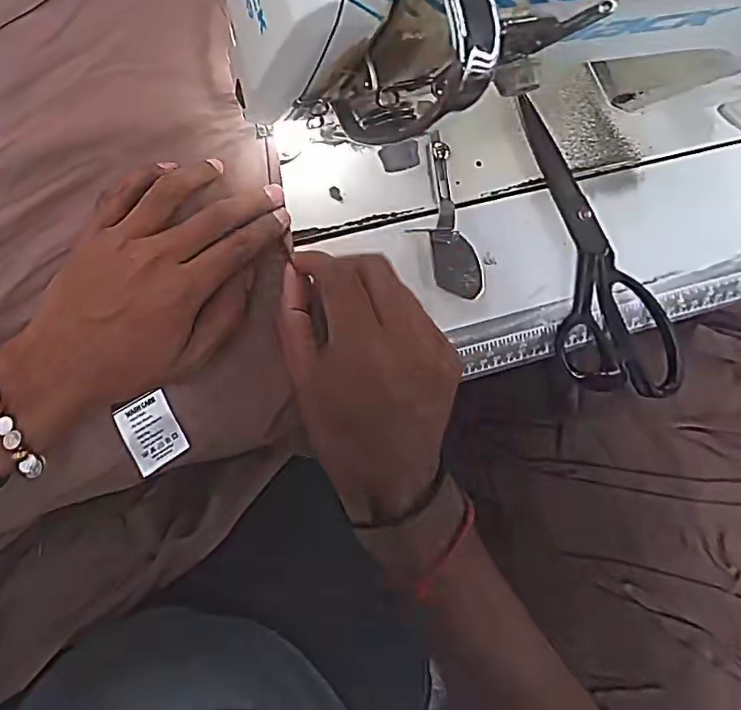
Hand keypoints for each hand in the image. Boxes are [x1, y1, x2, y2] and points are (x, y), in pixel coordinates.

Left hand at [0, 159, 288, 459]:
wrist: (60, 364)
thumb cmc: (121, 366)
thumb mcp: (185, 359)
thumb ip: (222, 319)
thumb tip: (245, 281)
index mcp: (181, 289)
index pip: (236, 248)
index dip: (263, 229)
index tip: (278, 218)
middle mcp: (155, 256)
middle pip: (212, 216)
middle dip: (247, 202)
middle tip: (266, 193)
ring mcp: (122, 240)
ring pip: (167, 192)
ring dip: (197, 175)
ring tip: (216, 167)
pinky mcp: (95, 233)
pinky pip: (120, 193)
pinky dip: (143, 176)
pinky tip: (162, 170)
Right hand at [276, 252, 459, 523]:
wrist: (393, 480)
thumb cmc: (342, 437)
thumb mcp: (301, 377)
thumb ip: (292, 318)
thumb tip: (293, 276)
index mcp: (363, 349)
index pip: (340, 274)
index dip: (315, 262)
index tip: (302, 265)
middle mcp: (405, 341)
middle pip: (373, 267)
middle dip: (342, 266)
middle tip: (322, 282)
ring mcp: (433, 346)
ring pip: (397, 282)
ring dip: (367, 284)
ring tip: (346, 308)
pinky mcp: (447, 352)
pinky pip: (415, 307)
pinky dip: (390, 306)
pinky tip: (373, 329)